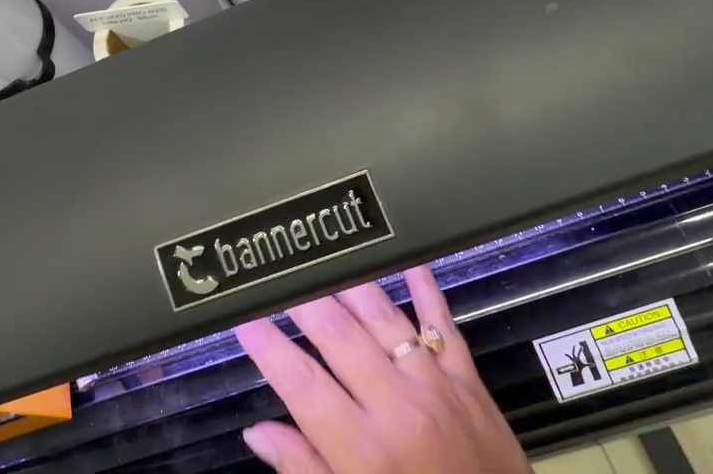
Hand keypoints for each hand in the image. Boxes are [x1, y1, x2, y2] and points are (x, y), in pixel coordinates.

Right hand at [234, 266, 532, 473]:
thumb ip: (304, 469)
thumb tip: (257, 432)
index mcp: (364, 450)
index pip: (301, 384)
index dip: (268, 348)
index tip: (244, 321)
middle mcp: (397, 407)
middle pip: (339, 337)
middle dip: (302, 301)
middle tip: (278, 276)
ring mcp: (436, 386)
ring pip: (384, 318)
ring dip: (350, 285)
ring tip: (324, 260)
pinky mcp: (468, 379)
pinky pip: (442, 323)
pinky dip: (424, 288)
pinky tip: (407, 259)